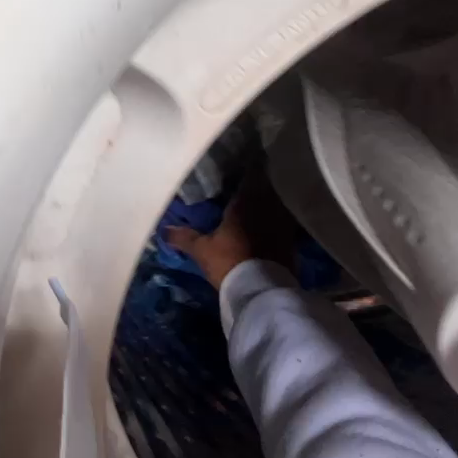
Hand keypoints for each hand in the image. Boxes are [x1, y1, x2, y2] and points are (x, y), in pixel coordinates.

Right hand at [166, 173, 295, 289]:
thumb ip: (184, 237)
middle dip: (260, 186)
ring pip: (278, 206)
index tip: (245, 164)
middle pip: (266, 190)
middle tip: (251, 184)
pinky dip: (280, 224)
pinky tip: (272, 228)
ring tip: (262, 204)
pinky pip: (287, 226)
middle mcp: (267, 209)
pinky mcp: (293, 244)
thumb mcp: (202, 250)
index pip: (250, 177)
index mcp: (244, 204)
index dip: (249, 170)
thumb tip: (164, 229)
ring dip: (271, 204)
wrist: (263, 293)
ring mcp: (283, 226)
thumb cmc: (230, 262)